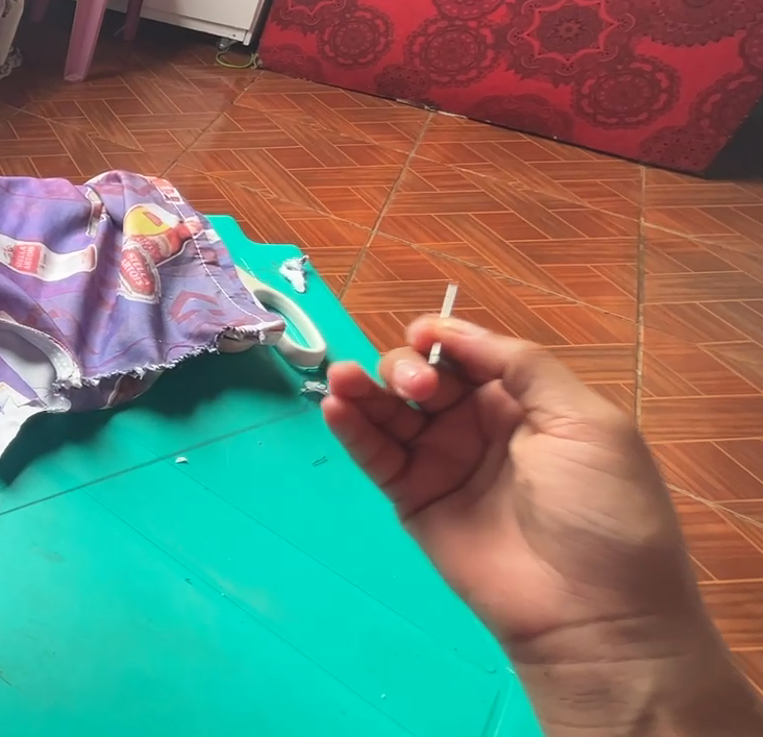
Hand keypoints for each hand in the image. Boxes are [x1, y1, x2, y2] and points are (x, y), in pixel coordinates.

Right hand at [323, 316, 761, 732]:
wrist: (589, 610)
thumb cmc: (602, 511)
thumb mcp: (589, 426)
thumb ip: (522, 366)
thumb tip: (450, 328)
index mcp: (518, 405)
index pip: (464, 355)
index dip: (439, 338)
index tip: (423, 337)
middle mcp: (472, 425)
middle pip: (417, 375)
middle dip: (404, 368)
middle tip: (418, 391)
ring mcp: (435, 457)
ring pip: (384, 407)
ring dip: (360, 386)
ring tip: (344, 381)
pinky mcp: (406, 489)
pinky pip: (370, 449)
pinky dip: (348, 425)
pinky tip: (336, 409)